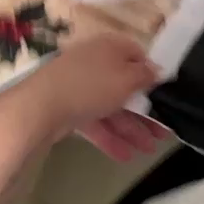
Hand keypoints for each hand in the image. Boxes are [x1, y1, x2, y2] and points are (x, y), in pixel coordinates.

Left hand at [18, 34, 167, 160]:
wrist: (39, 107)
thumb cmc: (91, 85)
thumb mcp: (127, 78)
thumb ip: (146, 75)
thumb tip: (158, 70)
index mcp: (111, 47)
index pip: (137, 55)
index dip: (152, 74)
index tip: (164, 94)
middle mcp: (96, 63)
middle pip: (126, 86)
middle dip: (145, 111)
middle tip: (161, 132)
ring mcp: (80, 86)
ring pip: (111, 107)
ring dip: (131, 129)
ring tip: (148, 150)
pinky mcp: (68, 108)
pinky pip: (95, 122)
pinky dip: (109, 137)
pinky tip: (124, 156)